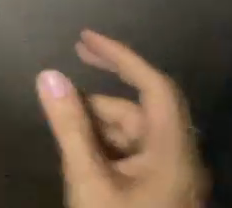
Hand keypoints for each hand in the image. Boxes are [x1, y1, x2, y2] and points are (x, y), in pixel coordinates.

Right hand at [36, 30, 208, 207]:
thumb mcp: (88, 180)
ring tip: (69, 145)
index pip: (156, 88)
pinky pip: (133, 155)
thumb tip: (49, 74)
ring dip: (98, 127)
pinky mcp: (162, 196)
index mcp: (174, 155)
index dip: (122, 58)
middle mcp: (182, 163)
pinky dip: (106, 147)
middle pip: (141, 111)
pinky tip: (83, 161)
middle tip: (64, 86)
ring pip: (134, 134)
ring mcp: (174, 182)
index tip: (83, 39)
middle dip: (99, 99)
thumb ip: (69, 125)